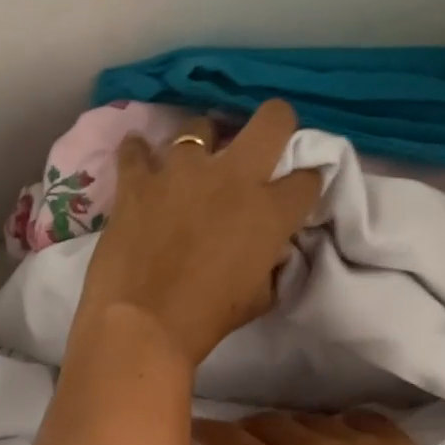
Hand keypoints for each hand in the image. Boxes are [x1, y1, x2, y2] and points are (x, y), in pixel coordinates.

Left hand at [73, 100, 322, 369]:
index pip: (308, 177)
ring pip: (201, 126)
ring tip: (189, 167)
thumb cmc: (205, 320)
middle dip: (274, 127)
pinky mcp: (138, 180)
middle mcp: (233, 176)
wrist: (142, 325)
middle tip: (258, 150)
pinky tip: (138, 161)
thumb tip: (271, 250)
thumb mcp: (258, 299)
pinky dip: (137, 153)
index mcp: (270, 210)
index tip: (294, 195)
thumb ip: (271, 265)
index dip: (304, 184)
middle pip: (273, 119)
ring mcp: (182, 171)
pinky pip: (136, 149)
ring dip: (199, 144)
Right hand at [192, 411, 444, 444]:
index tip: (189, 431)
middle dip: (244, 430)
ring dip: (289, 430)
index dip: (203, 433)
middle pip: (264, 422)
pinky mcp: (392, 440)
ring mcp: (354, 438)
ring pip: (308, 418)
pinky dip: (338, 426)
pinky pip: (354, 418)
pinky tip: (340, 441)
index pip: (226, 441)